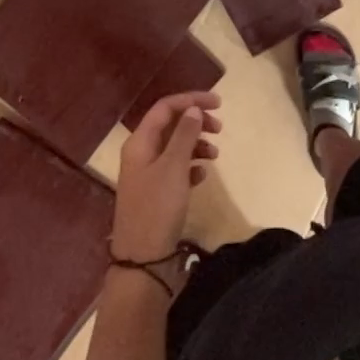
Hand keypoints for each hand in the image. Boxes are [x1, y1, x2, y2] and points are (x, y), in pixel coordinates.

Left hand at [112, 91, 221, 262]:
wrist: (143, 259)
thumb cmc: (157, 207)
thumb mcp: (173, 167)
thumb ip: (184, 135)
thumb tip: (193, 109)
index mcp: (140, 142)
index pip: (165, 107)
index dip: (191, 100)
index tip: (219, 103)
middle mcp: (141, 153)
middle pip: (170, 125)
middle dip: (195, 122)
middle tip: (220, 128)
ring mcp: (147, 174)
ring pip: (174, 147)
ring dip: (196, 144)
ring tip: (215, 155)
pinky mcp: (155, 194)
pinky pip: (175, 169)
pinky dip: (190, 166)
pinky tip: (202, 175)